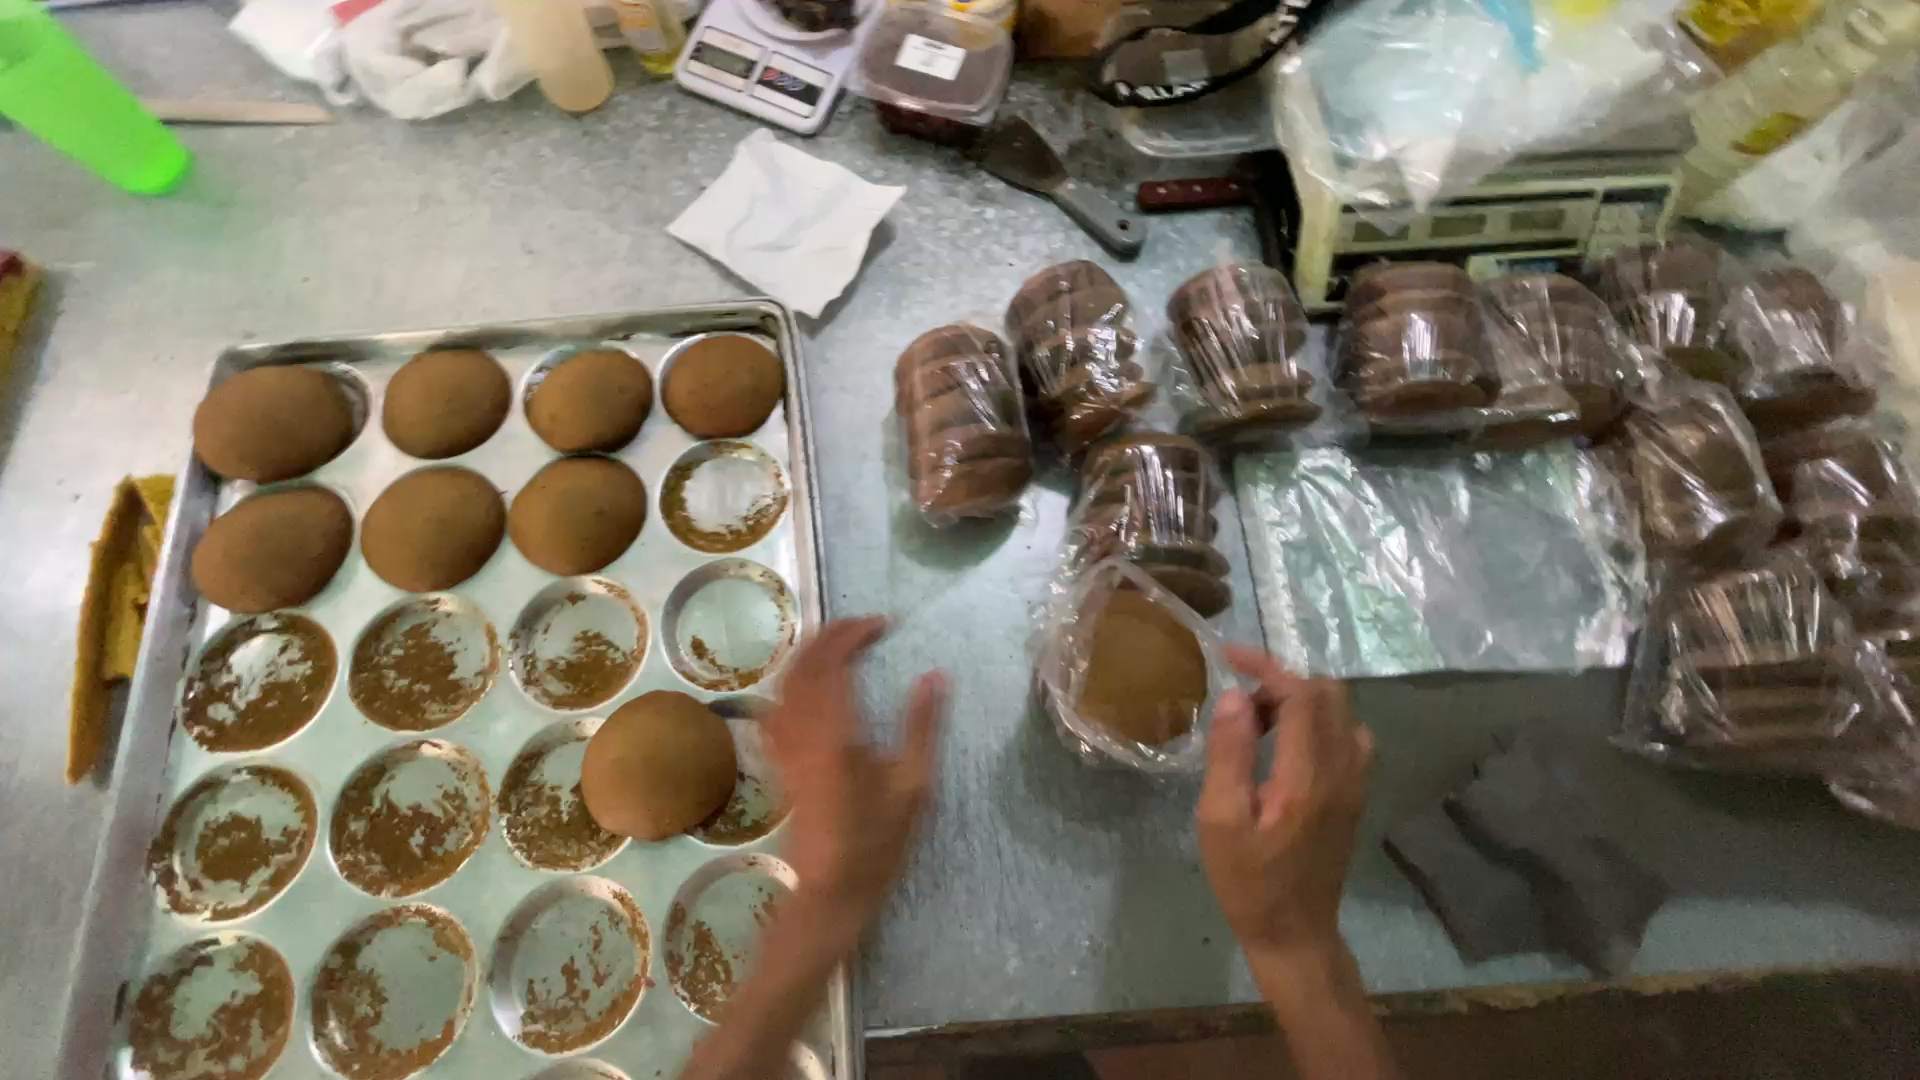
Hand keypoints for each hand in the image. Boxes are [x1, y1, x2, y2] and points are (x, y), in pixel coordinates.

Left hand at [764, 617, 944, 939]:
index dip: (854, 633)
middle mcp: (802, 731)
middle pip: (805, 663)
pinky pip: (775, 705)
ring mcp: (784, 745)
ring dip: (810, 652)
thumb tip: (935, 675)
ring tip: (840, 641)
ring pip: (784, 681)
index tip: (882, 624)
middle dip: (831, 634)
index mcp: (837, 733)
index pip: (835, 662)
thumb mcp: (914, 784)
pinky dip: (791, 680)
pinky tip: (808, 681)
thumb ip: (922, 725)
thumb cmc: (879, 840)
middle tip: (863, 624)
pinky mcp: (778, 759)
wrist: (831, 888)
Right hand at [1197, 645, 1372, 958]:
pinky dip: (1315, 723)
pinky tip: (1284, 747)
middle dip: (1283, 681)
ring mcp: (1355, 785)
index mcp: (1308, 777)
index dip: (1267, 667)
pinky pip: (1345, 738)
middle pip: (1329, 696)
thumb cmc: (1248, 881)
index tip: (1228, 658)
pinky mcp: (1355, 797)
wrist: (1295, 936)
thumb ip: (1229, 754)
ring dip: (1301, 702)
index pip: (1302, 696)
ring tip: (1258, 722)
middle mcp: (1343, 772)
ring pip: (1341, 714)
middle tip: (1239, 701)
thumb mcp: (1220, 820)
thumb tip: (1233, 698)